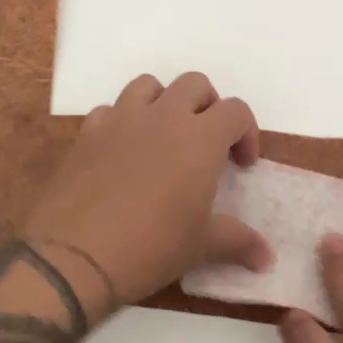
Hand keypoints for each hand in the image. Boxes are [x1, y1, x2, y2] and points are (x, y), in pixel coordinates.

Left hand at [21, 73, 272, 321]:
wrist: (74, 255)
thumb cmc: (151, 247)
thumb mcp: (201, 247)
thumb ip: (237, 242)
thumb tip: (268, 258)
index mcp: (199, 137)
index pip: (236, 111)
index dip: (246, 132)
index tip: (241, 165)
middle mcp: (162, 116)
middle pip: (194, 84)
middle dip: (207, 106)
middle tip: (206, 144)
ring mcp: (120, 119)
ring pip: (148, 85)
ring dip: (163, 102)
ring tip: (163, 137)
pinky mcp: (86, 133)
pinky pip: (109, 110)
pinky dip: (121, 122)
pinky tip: (121, 153)